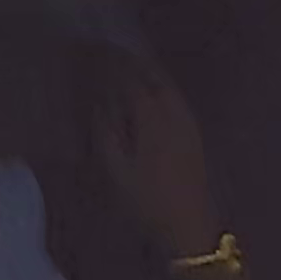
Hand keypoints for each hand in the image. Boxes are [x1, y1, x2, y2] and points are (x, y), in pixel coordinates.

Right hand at [92, 54, 222, 258]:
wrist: (190, 232)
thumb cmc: (145, 200)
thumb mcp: (114, 168)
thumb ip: (104, 128)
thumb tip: (97, 99)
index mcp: (149, 117)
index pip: (125, 76)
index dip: (106, 59)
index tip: (86, 47)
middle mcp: (171, 112)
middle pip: (148, 73)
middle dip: (125, 57)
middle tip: (101, 47)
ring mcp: (186, 122)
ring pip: (164, 81)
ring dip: (143, 65)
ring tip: (122, 58)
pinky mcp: (193, 133)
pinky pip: (174, 93)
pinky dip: (158, 80)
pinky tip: (149, 83)